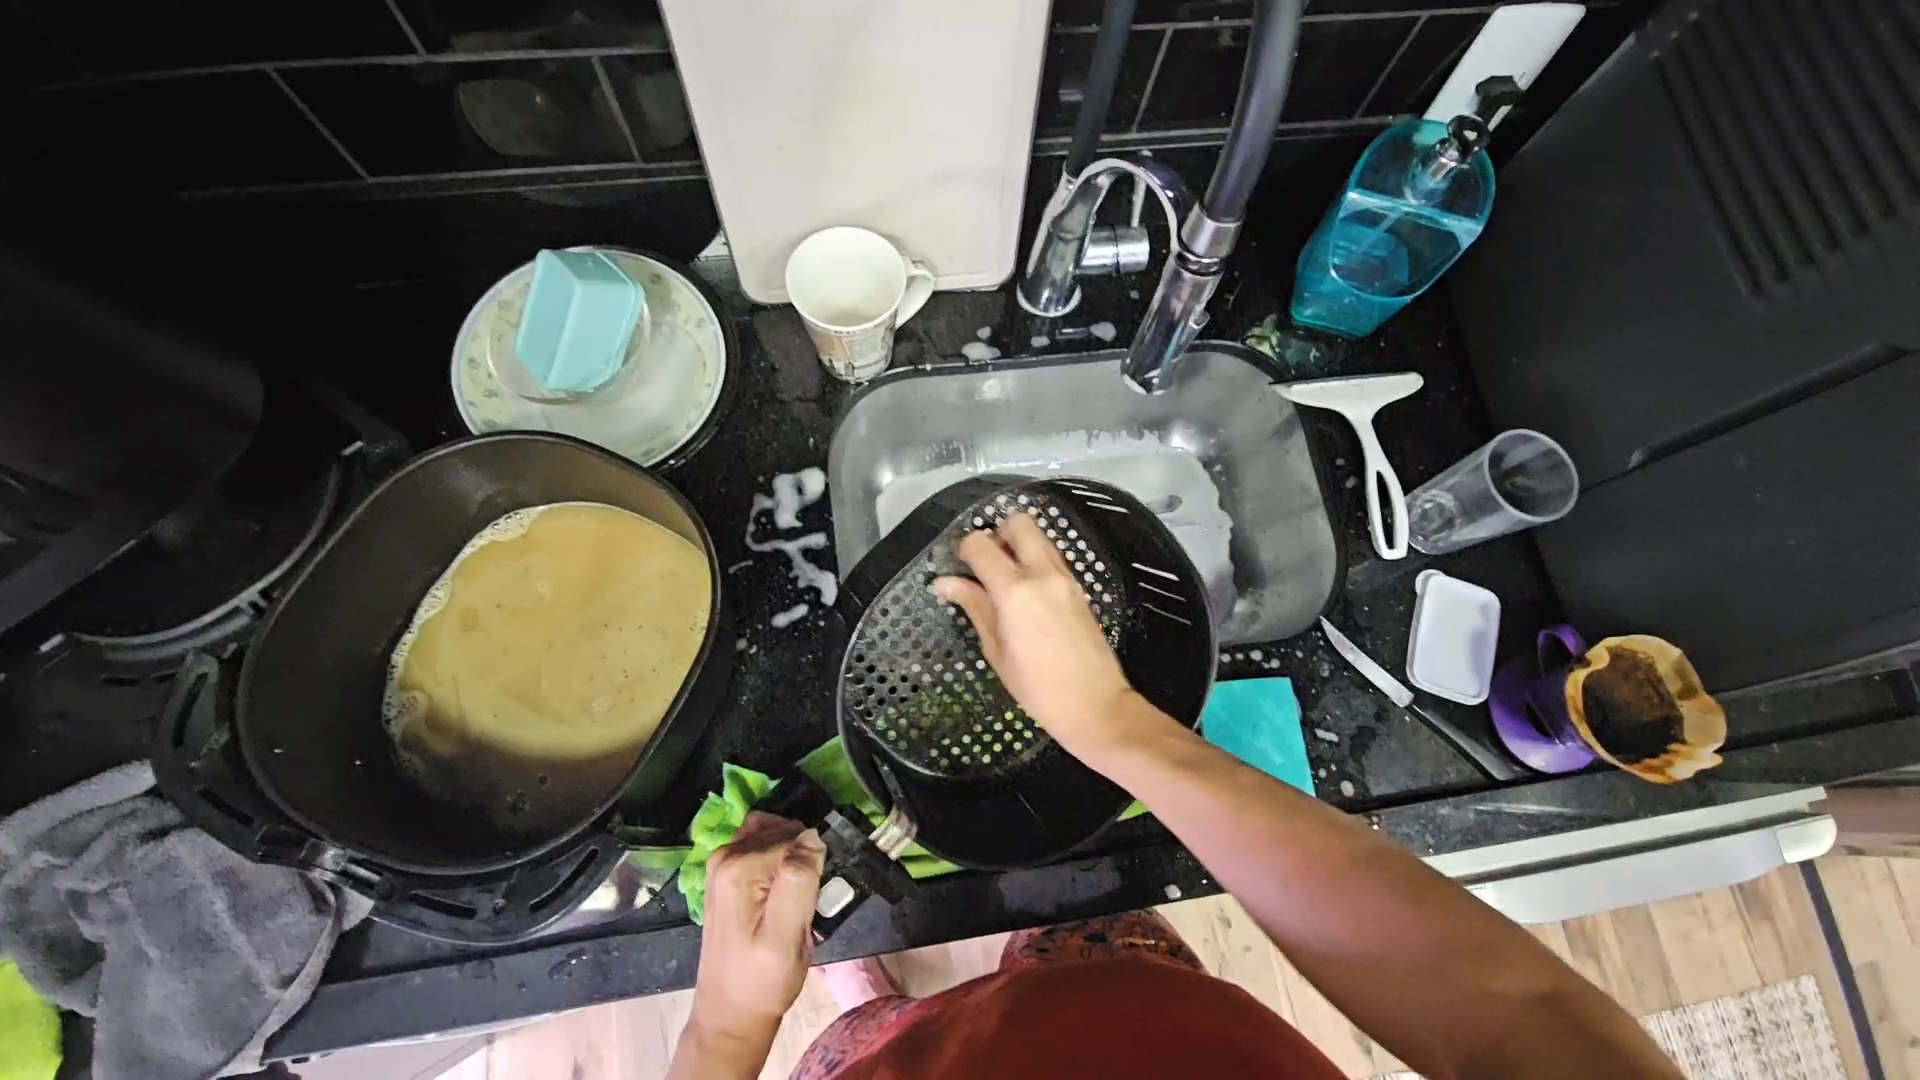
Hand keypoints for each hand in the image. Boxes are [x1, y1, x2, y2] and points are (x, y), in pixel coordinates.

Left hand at [689, 812, 824, 1043]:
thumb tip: (812, 835)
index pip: (796, 837)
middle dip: (802, 858)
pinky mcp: (726, 872)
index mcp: (739, 866)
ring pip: (775, 834)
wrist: (731, 1014)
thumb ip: (799, 881)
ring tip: (794, 895)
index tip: (810, 899)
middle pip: (784, 832)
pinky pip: (763, 845)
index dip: (812, 865)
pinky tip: (782, 892)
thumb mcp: (787, 937)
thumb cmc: (762, 981)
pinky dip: (780, 858)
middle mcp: (726, 854)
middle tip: (803, 901)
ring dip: (792, 856)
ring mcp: (722, 862)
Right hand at [933, 513, 1158, 760]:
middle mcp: (1042, 573)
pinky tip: (1026, 595)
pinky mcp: (1080, 588)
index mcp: (1015, 591)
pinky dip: (1035, 562)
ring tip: (1004, 582)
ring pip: (1039, 538)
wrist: (1096, 704)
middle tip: (985, 565)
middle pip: (1018, 523)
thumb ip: (975, 608)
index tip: (958, 567)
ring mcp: (1066, 578)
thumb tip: (946, 583)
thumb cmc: (1037, 688)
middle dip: (997, 534)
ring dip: (1018, 547)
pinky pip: (1053, 559)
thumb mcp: (997, 650)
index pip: (981, 544)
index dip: (963, 550)